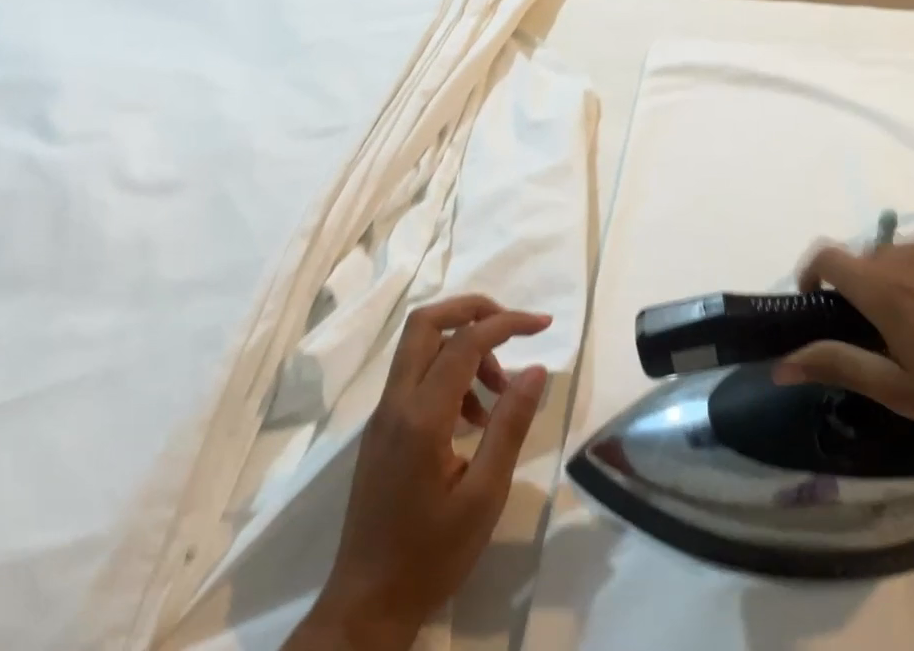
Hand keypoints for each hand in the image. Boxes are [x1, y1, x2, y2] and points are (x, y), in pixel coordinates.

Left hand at [288, 296, 551, 650]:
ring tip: (501, 393)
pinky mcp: (381, 433)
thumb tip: (535, 369)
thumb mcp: (485, 493)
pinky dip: (449, 375)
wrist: (368, 601)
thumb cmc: (432, 553)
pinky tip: (475, 418)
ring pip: (419, 349)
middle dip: (473, 311)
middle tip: (515, 328)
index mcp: (420, 418)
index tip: (544, 325)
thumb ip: (510, 425)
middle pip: (425, 325)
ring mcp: (382, 418)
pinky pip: (415, 379)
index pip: (464, 343)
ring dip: (463, 348)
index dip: (507, 323)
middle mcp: (394, 405)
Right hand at [776, 233, 913, 475]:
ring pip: (908, 252)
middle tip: (885, 336)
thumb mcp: (901, 392)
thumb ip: (837, 364)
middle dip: (864, 288)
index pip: (829, 256)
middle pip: (870, 258)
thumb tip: (780, 364)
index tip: (819, 305)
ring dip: (902, 278)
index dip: (813, 275)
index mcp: (889, 288)